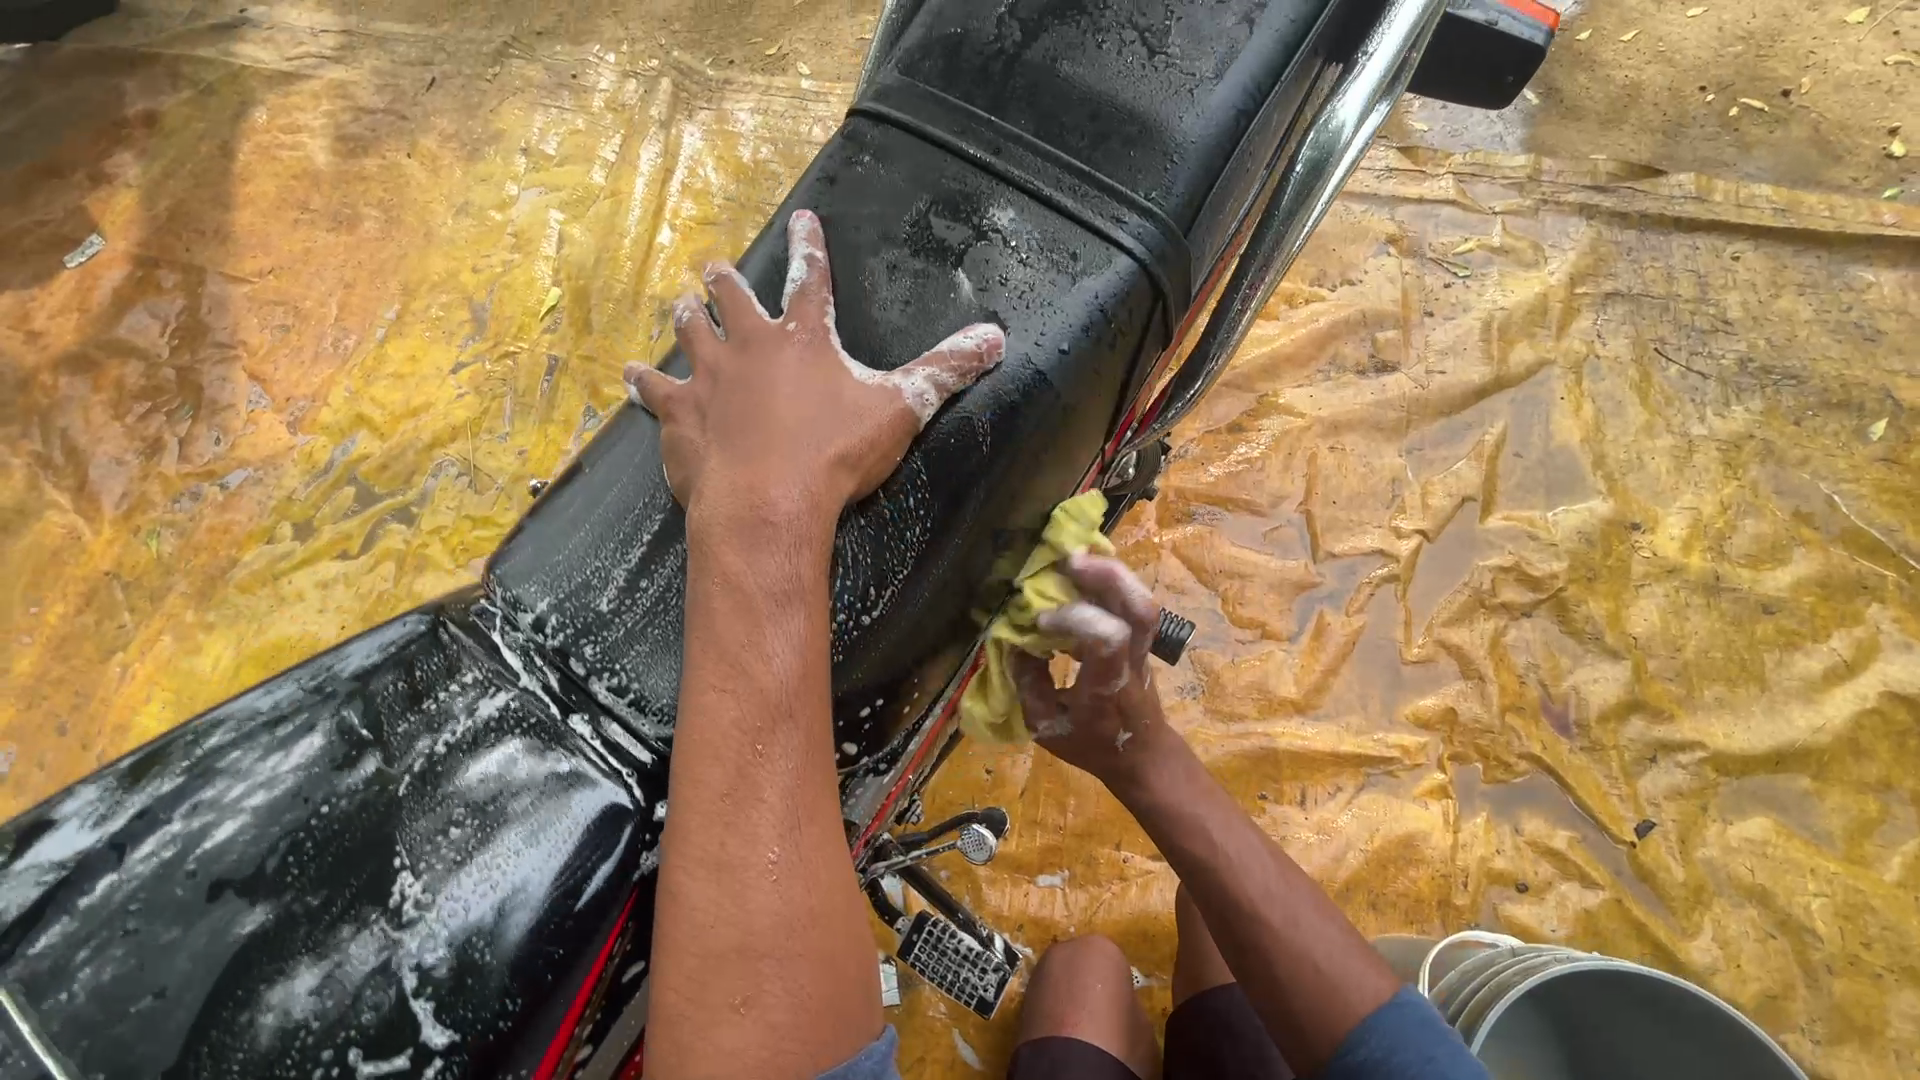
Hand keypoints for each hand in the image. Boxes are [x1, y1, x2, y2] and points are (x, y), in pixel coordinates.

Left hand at [624, 209, 1004, 526]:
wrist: (768, 501)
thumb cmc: (836, 453)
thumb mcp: (902, 410)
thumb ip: (946, 371)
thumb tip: (996, 337)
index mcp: (803, 338)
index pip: (812, 279)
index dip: (810, 249)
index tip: (803, 220)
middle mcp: (749, 345)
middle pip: (732, 298)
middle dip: (725, 281)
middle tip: (713, 267)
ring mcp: (708, 379)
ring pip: (689, 333)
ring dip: (686, 316)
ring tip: (680, 303)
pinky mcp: (679, 415)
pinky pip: (654, 390)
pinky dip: (643, 382)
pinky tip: (629, 376)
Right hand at [1010, 553, 1170, 787]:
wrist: (1142, 754)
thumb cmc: (1093, 744)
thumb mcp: (1047, 727)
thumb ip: (1029, 685)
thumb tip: (1014, 643)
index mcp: (1109, 685)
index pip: (1109, 639)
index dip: (1076, 619)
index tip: (1041, 623)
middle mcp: (1133, 660)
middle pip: (1140, 609)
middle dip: (1107, 577)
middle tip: (1069, 561)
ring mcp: (1143, 647)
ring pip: (1142, 600)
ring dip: (1110, 573)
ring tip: (1074, 559)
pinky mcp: (1140, 638)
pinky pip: (1133, 601)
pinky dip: (1110, 581)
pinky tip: (1083, 573)